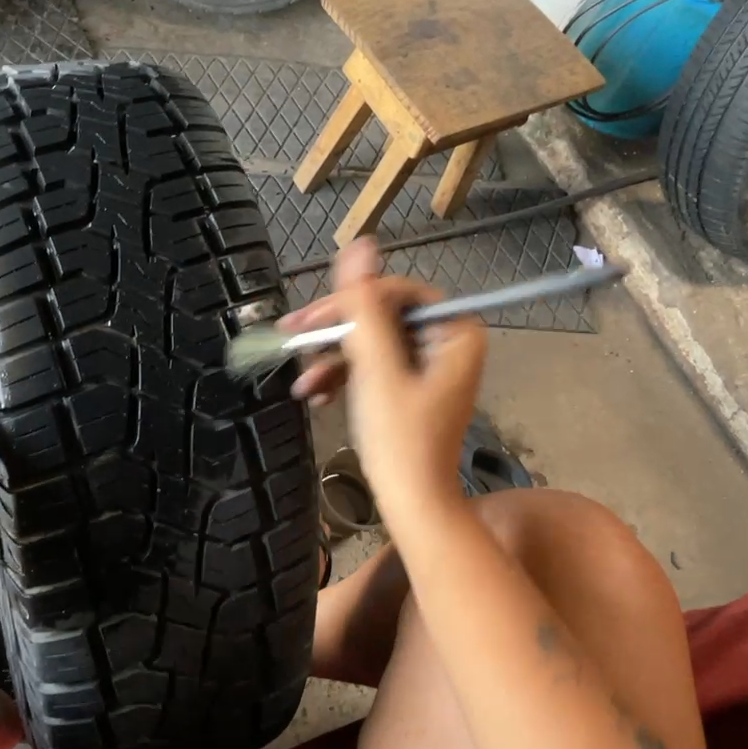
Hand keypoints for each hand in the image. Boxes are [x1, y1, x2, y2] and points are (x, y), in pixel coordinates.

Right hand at [279, 238, 485, 522]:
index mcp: (455, 331)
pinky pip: (371, 365)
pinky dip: (342, 376)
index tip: (310, 322)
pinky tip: (315, 394)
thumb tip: (360, 244)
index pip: (394, 291)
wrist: (412, 504)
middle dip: (334, 333)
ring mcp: (427, 364)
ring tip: (302, 383)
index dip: (349, 302)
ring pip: (369, 340)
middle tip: (292, 339)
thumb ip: (365, 306)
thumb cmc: (401, 441)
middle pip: (378, 315)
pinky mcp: (409, 385)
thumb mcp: (377, 369)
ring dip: (331, 358)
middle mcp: (446, 340)